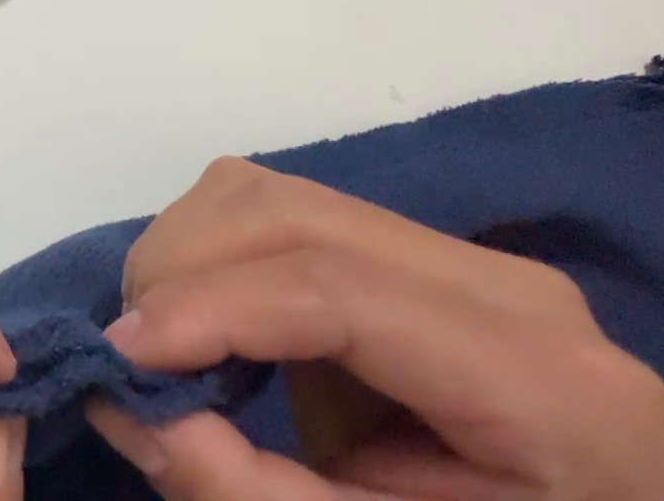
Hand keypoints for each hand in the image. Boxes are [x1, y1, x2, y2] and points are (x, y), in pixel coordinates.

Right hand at [86, 158, 663, 500]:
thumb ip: (241, 492)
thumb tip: (116, 401)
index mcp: (547, 386)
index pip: (338, 291)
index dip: (211, 308)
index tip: (121, 354)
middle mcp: (507, 287)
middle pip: (289, 216)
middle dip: (177, 269)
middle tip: (129, 351)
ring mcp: (452, 253)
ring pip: (266, 193)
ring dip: (184, 252)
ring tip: (166, 337)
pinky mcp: (400, 244)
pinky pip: (269, 204)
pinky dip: (207, 248)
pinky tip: (210, 317)